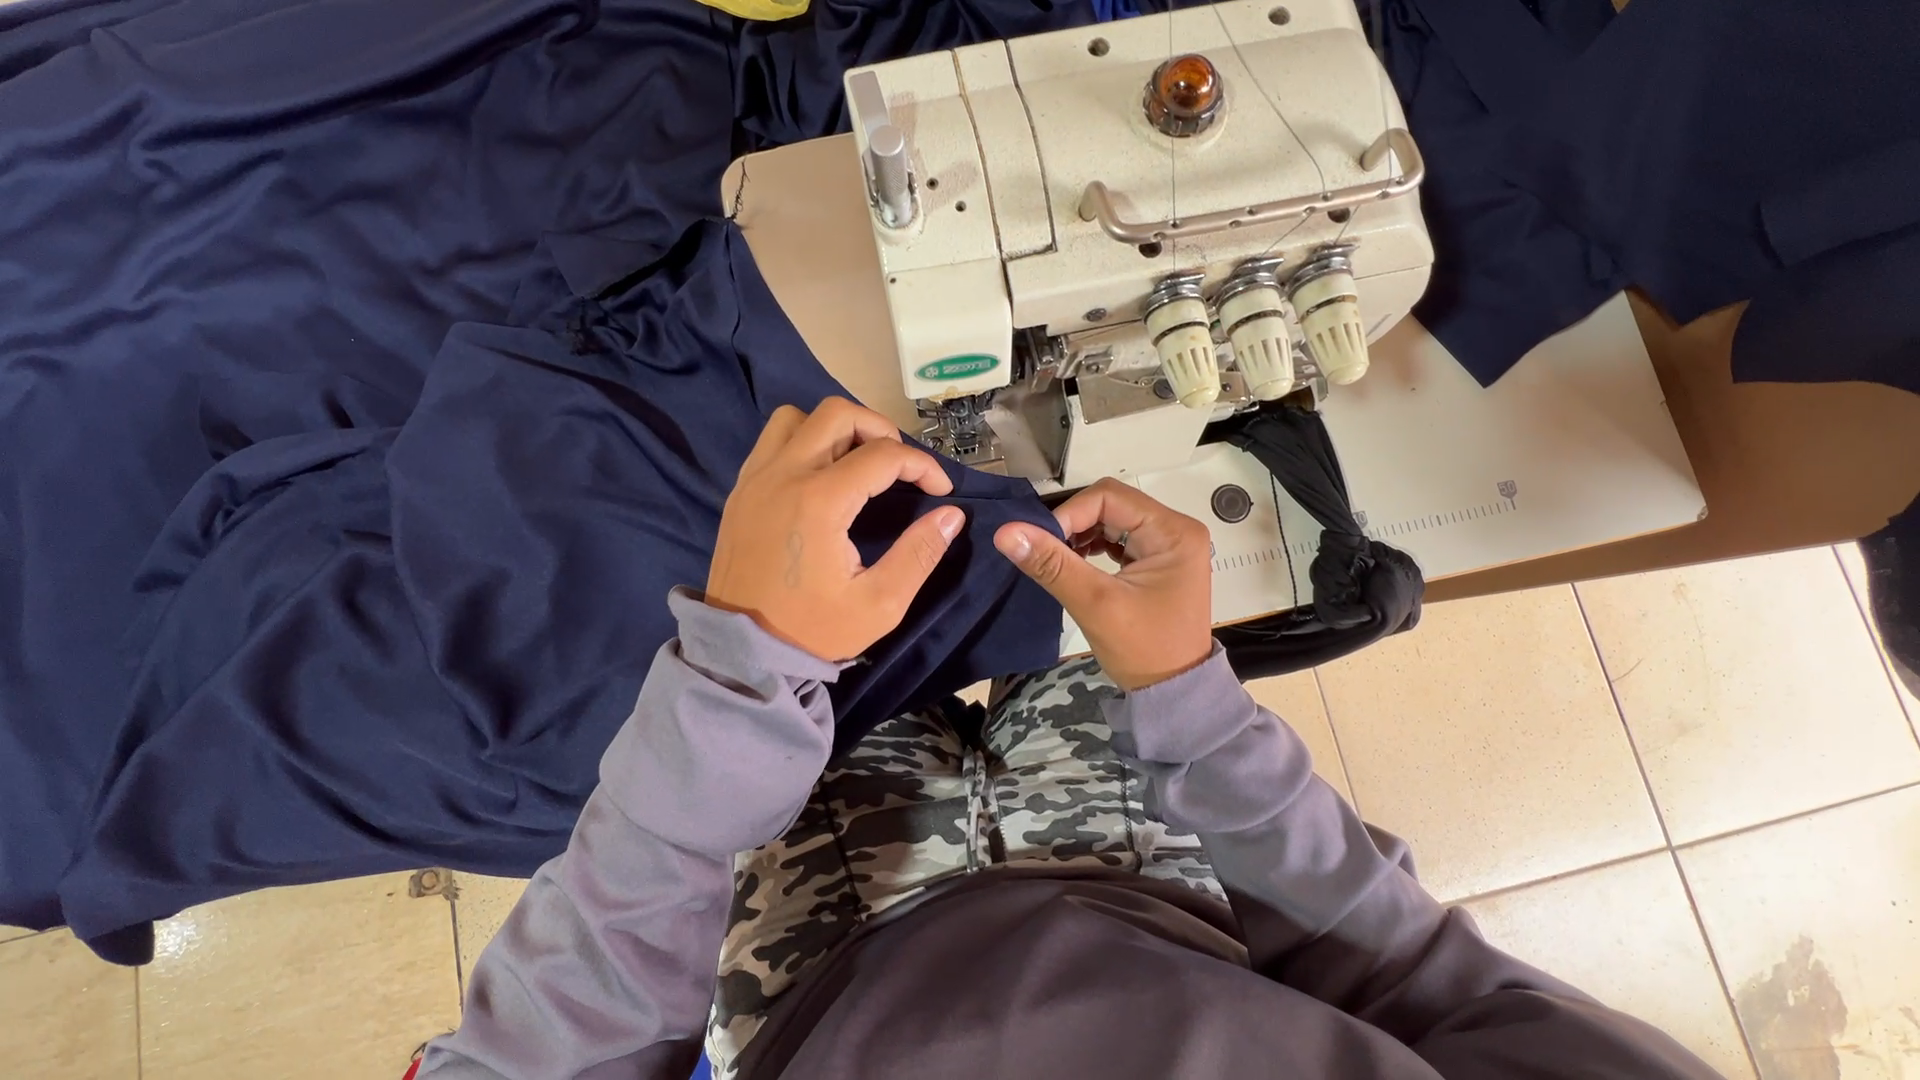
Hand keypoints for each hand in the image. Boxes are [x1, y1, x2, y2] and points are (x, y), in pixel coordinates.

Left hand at [706, 397, 965, 661]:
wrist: (742, 651)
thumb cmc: (813, 631)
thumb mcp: (879, 603)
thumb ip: (919, 554)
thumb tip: (952, 514)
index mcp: (820, 501)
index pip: (883, 455)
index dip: (922, 465)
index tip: (940, 490)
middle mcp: (784, 475)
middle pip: (837, 413)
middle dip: (880, 429)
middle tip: (899, 464)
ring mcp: (756, 479)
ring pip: (797, 417)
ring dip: (835, 428)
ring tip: (857, 462)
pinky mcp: (740, 491)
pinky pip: (772, 441)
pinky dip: (803, 441)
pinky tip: (821, 476)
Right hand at [993, 478, 1212, 690]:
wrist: (1174, 693)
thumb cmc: (1143, 649)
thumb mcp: (1095, 604)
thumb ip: (1051, 564)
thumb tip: (1006, 533)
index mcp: (1173, 532)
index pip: (1109, 497)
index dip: (1069, 514)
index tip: (1039, 541)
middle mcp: (1176, 529)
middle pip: (1111, 504)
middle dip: (1073, 523)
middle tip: (1044, 549)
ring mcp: (1169, 545)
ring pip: (1112, 520)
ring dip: (1080, 534)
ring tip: (1056, 558)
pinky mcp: (1158, 560)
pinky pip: (1119, 539)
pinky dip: (1092, 546)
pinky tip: (1073, 562)